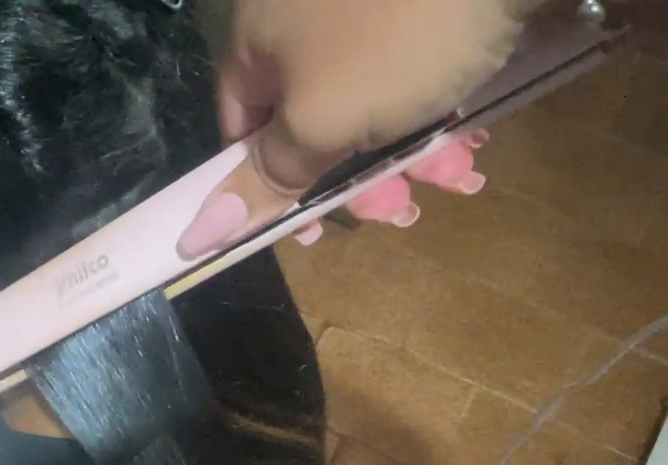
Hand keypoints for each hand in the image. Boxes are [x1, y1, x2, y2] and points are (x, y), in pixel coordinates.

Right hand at [177, 0, 526, 257]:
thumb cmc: (398, 34)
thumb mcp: (319, 123)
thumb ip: (262, 182)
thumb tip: (193, 237)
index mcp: (261, 39)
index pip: (239, 129)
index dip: (265, 189)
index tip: (309, 229)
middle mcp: (304, 14)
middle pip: (311, 121)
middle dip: (355, 178)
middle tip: (398, 212)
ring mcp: (368, 1)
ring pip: (372, 99)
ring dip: (409, 152)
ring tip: (456, 177)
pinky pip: (416, 68)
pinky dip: (439, 108)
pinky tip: (473, 134)